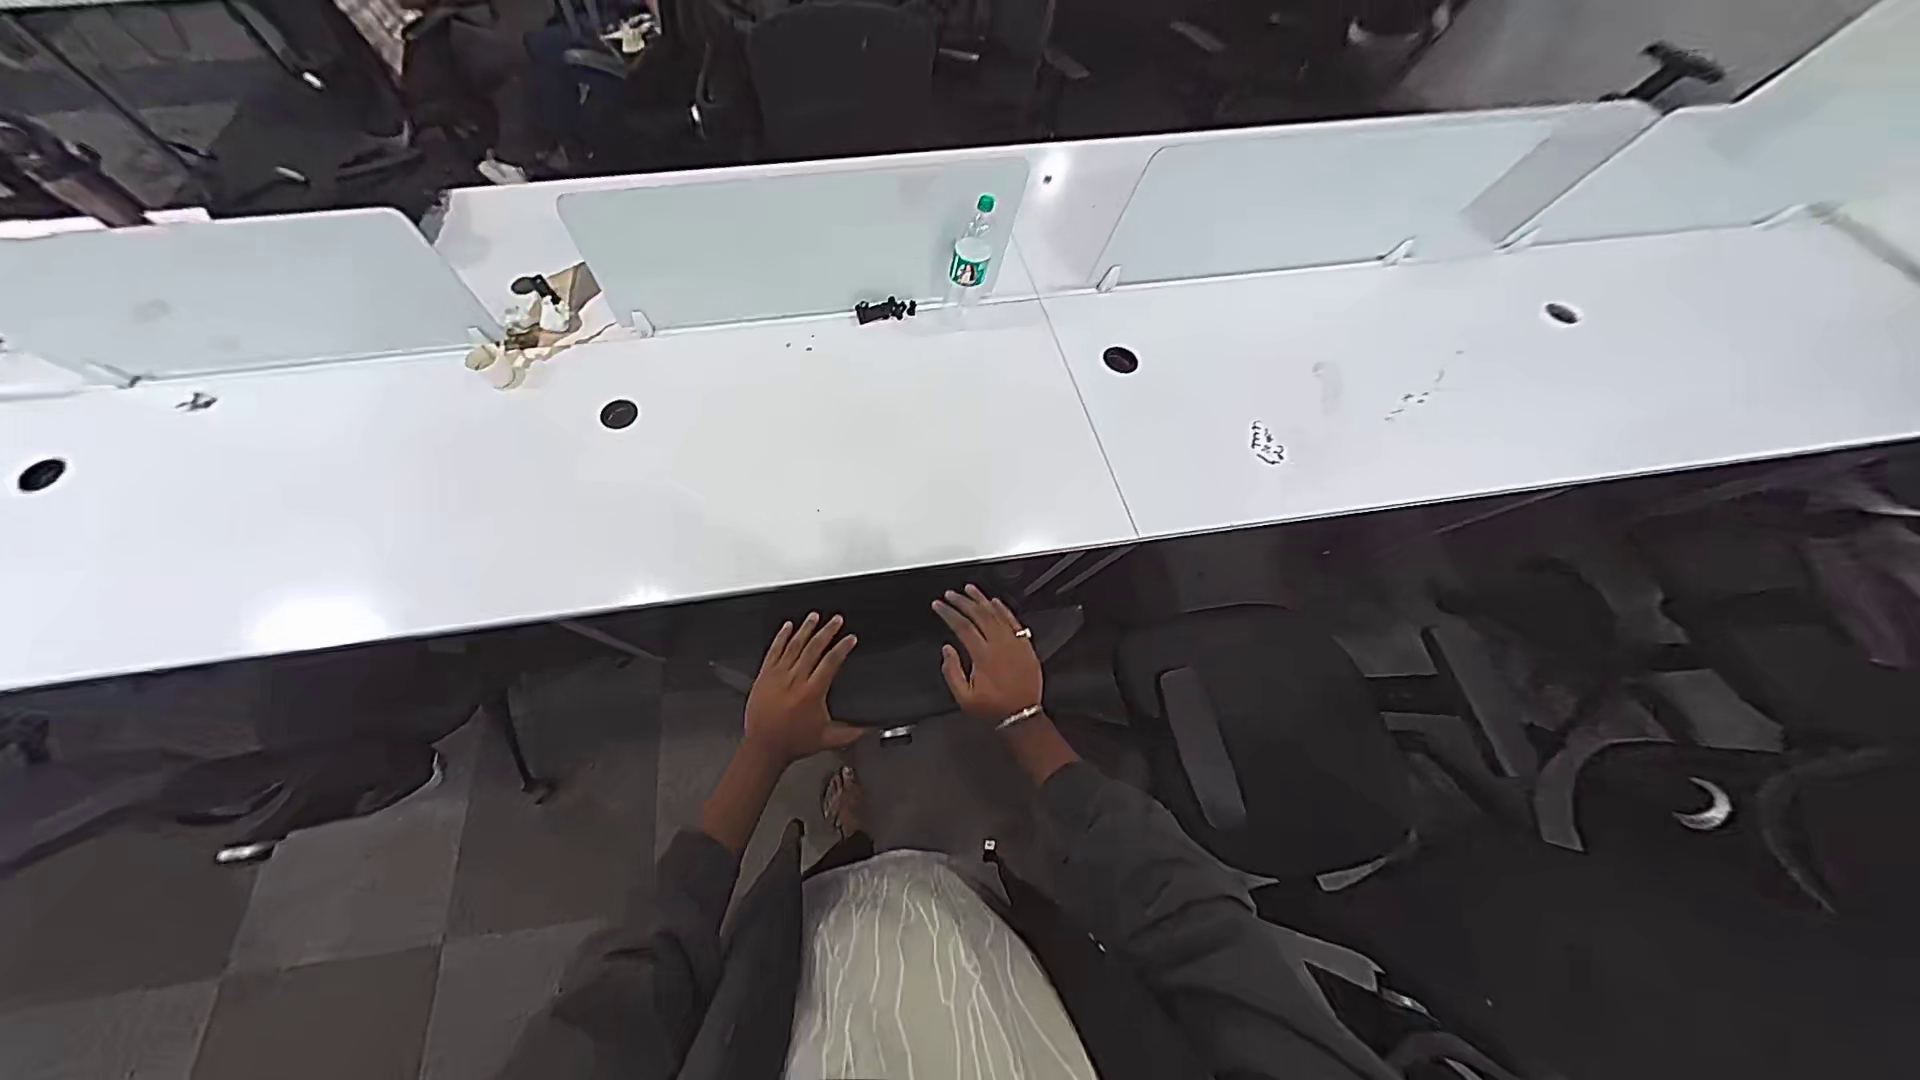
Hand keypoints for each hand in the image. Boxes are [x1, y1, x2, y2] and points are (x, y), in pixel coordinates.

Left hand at [744, 613, 860, 764]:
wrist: (763, 748)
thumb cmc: (792, 743)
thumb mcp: (828, 739)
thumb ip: (852, 732)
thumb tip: (871, 727)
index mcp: (812, 692)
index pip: (831, 662)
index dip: (842, 647)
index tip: (850, 639)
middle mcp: (795, 680)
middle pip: (814, 648)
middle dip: (827, 631)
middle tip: (836, 620)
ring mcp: (778, 676)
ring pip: (794, 645)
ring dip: (806, 629)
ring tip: (814, 616)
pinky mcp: (764, 676)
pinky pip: (773, 651)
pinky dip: (781, 637)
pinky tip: (787, 627)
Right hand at [934, 585, 1041, 721]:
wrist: (1022, 715)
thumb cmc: (993, 707)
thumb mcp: (964, 697)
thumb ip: (951, 671)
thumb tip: (947, 649)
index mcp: (983, 656)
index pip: (962, 625)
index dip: (948, 613)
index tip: (939, 605)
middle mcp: (999, 645)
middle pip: (978, 614)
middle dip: (962, 601)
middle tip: (950, 594)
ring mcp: (1014, 642)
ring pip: (996, 613)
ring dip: (981, 599)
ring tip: (969, 589)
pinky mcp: (1025, 644)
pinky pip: (1013, 620)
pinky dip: (1003, 608)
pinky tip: (994, 601)